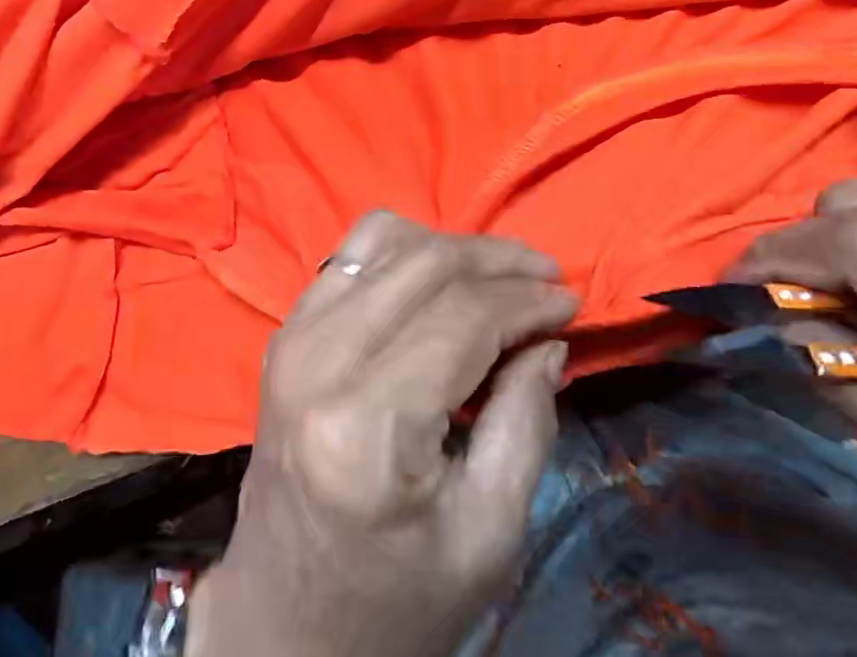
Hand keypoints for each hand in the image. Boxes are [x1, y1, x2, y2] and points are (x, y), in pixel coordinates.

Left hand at [189, 213, 577, 656]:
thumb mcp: (488, 531)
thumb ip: (526, 419)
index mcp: (367, 424)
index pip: (464, 317)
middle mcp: (318, 362)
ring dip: (455, 249)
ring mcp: (291, 340)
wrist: (285, 623)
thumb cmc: (397, 598)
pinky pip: (354, 255)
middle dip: (501, 261)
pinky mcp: (284, 335)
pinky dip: (407, 253)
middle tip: (547, 282)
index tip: (571, 303)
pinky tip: (440, 285)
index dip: (528, 300)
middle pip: (427, 263)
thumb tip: (548, 338)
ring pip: (387, 238)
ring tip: (500, 282)